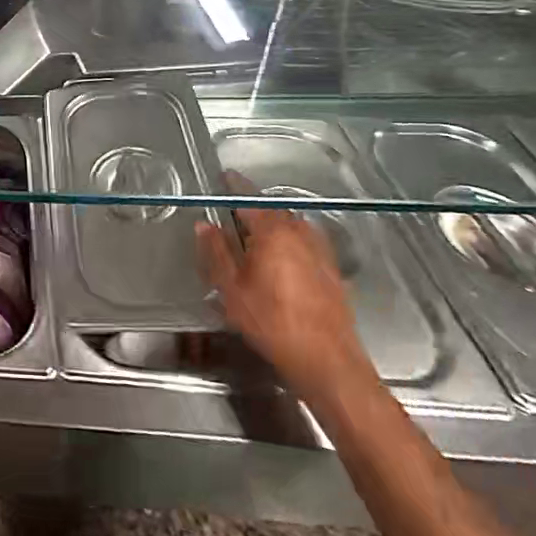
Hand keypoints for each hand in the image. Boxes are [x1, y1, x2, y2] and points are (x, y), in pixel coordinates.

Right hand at [196, 172, 361, 388]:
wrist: (326, 358)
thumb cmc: (272, 323)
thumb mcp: (231, 289)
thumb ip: (216, 252)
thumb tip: (205, 226)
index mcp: (273, 231)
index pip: (249, 199)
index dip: (235, 187)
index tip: (225, 177)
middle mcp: (300, 233)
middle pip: (272, 211)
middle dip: (253, 210)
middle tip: (232, 216)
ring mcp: (319, 250)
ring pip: (289, 228)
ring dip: (271, 228)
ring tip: (252, 241)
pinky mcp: (330, 269)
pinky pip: (303, 244)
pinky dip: (287, 244)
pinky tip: (278, 263)